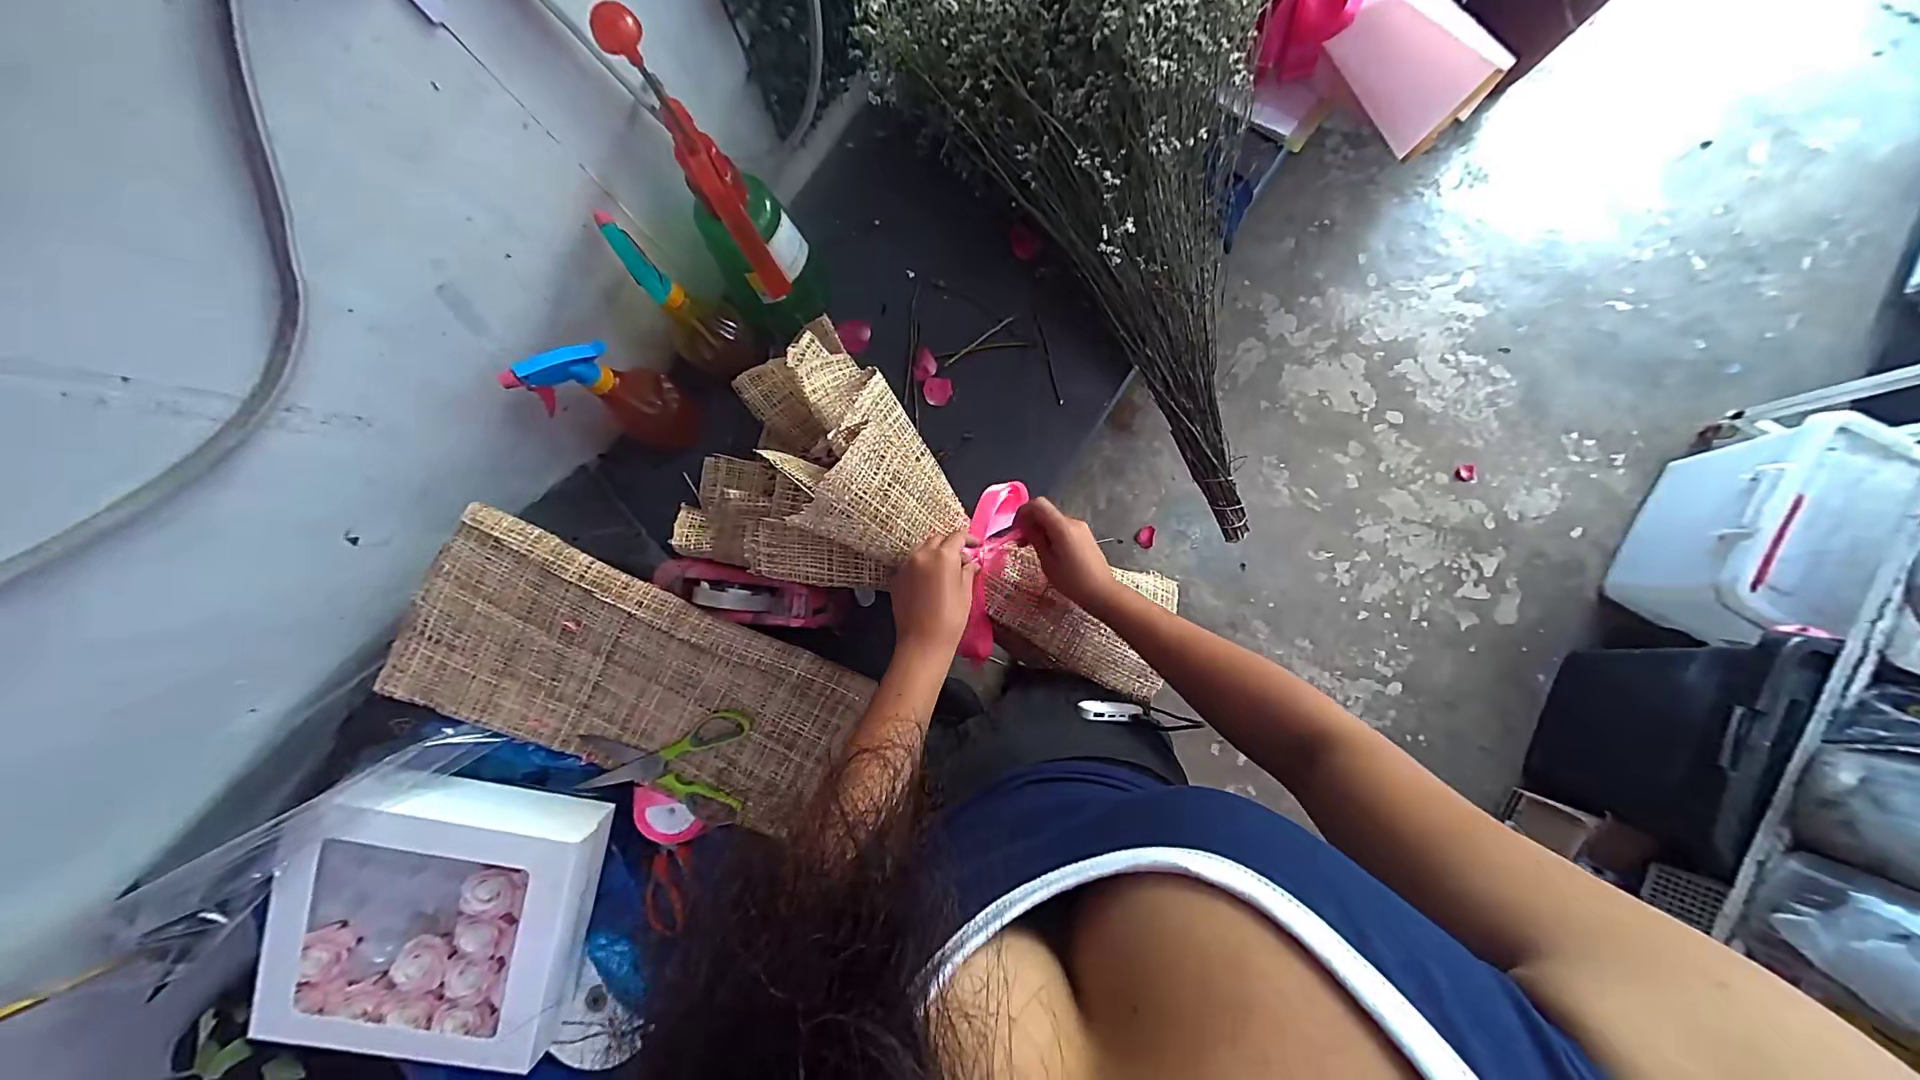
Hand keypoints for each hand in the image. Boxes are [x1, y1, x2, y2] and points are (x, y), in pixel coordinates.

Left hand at [889, 529, 978, 653]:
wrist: (922, 641)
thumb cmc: (951, 618)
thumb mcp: (966, 593)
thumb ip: (968, 571)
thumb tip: (971, 563)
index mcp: (943, 555)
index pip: (957, 536)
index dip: (969, 538)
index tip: (976, 545)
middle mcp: (922, 555)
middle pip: (937, 540)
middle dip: (950, 545)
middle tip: (961, 559)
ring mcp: (906, 566)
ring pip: (922, 550)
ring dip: (934, 553)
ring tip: (944, 569)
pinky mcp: (896, 578)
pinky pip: (911, 564)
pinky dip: (921, 566)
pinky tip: (929, 581)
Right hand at [1013, 498, 1119, 614]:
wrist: (1102, 592)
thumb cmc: (1072, 581)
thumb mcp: (1048, 562)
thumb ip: (1036, 539)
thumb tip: (1025, 525)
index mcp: (1062, 527)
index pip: (1038, 504)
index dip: (1023, 512)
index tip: (1016, 530)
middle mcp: (1072, 521)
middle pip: (1046, 511)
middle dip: (1030, 523)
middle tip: (1021, 543)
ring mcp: (1081, 527)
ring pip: (1053, 520)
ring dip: (1040, 529)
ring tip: (1033, 549)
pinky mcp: (1084, 535)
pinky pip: (1063, 527)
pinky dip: (1051, 533)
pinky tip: (1049, 551)